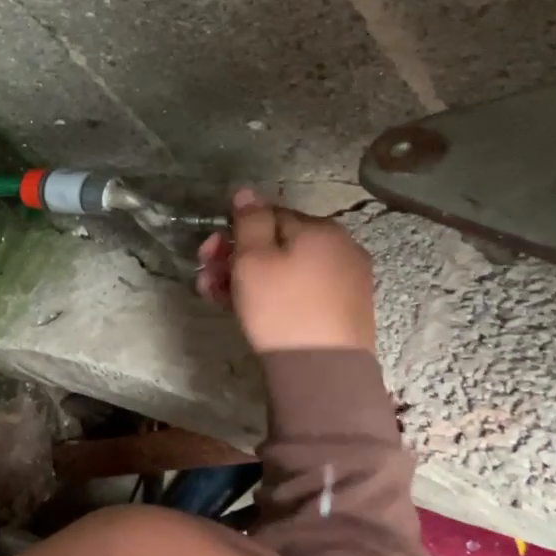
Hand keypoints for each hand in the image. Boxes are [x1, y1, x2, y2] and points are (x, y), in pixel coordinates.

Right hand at [195, 189, 377, 353]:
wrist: (321, 364)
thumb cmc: (280, 305)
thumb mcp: (253, 258)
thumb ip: (249, 220)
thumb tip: (246, 191)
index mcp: (319, 228)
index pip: (266, 215)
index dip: (232, 234)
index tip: (207, 256)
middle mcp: (340, 245)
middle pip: (276, 241)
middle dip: (236, 257)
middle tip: (208, 278)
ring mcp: (347, 276)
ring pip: (286, 266)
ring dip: (248, 276)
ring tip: (220, 298)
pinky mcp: (345, 303)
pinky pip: (301, 285)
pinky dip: (273, 291)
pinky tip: (249, 307)